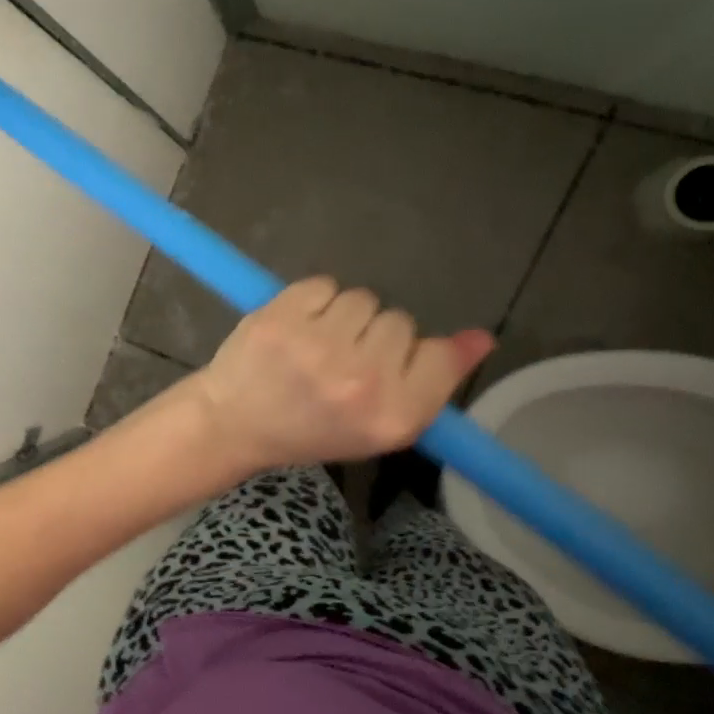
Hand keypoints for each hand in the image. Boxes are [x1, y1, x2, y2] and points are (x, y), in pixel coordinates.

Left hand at [186, 277, 493, 471]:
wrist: (232, 422)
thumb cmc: (308, 429)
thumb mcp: (377, 429)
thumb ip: (431, 385)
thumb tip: (481, 338)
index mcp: (393, 417)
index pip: (441, 355)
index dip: (414, 354)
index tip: (383, 366)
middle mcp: (362, 381)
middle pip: (400, 321)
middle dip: (373, 336)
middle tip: (337, 364)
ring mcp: (318, 346)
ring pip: (363, 298)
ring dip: (342, 316)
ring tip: (314, 346)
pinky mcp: (281, 318)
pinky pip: (323, 284)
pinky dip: (312, 300)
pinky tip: (295, 329)